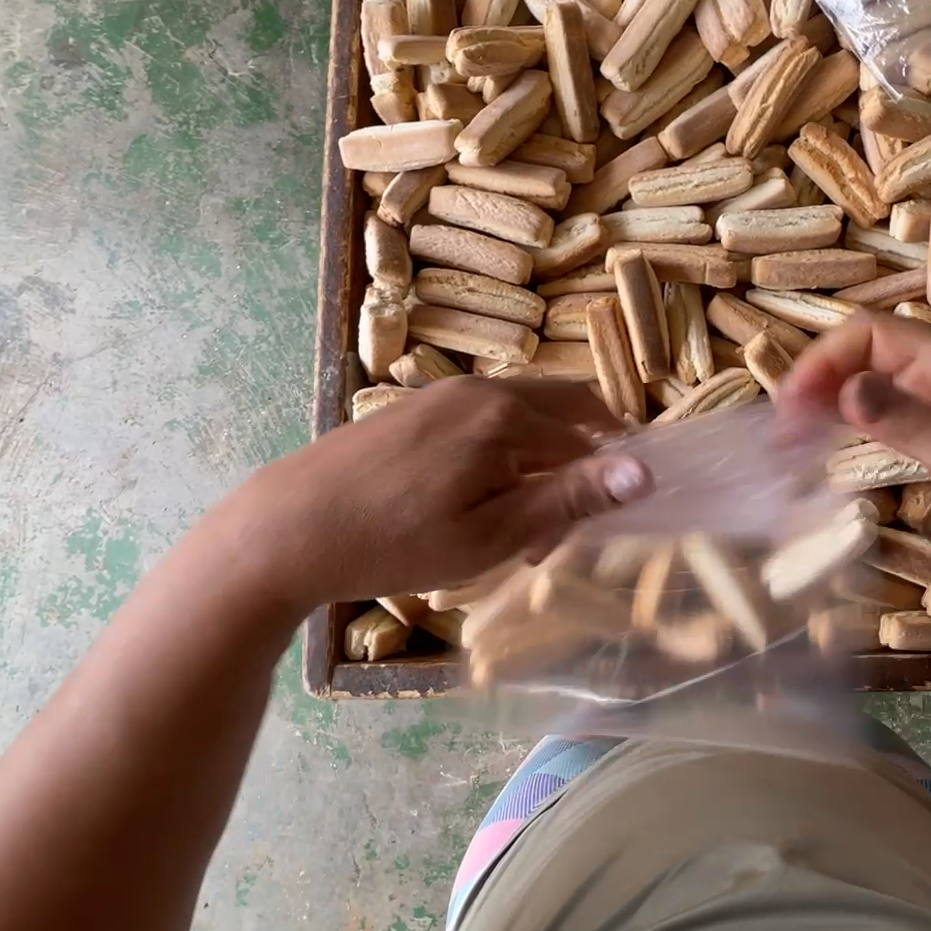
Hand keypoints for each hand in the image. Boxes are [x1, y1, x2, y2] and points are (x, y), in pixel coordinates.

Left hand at [213, 377, 650, 608]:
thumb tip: (645, 471)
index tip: (573, 536)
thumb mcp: (494, 534)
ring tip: (515, 517)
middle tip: (560, 519)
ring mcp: (444, 392)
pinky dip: (503, 449)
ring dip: (539, 456)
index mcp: (508, 415)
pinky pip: (484, 416)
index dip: (595, 487)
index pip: (588, 439)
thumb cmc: (397, 542)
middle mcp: (482, 388)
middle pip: (564, 408)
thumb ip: (571, 498)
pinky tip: (473, 496)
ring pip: (523, 414)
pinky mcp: (416, 405)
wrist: (284, 529)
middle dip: (579, 457)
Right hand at [779, 314, 930, 559]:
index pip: (873, 334)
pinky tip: (817, 444)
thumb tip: (844, 390)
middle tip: (778, 431)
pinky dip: (842, 422)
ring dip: (821, 401)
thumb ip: (915, 423)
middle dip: (814, 380)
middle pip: (860, 353)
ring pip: (863, 381)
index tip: (792, 404)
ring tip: (785, 439)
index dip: (826, 359)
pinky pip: (877, 410)